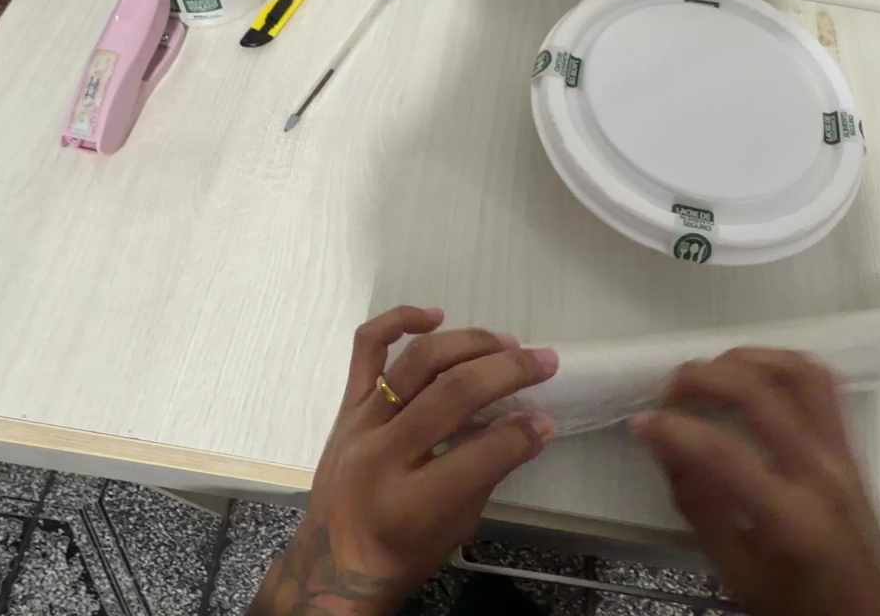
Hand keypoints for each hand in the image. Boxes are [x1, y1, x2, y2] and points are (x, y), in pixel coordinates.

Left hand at [249, 306, 559, 615]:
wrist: (332, 563)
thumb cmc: (403, 551)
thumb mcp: (456, 526)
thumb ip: (489, 469)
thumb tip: (533, 421)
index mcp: (411, 504)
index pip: (480, 453)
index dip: (522, 432)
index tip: (546, 417)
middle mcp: (382, 455)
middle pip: (453, 394)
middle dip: (508, 372)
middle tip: (543, 361)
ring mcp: (360, 422)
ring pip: (419, 361)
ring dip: (470, 344)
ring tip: (505, 343)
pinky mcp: (346, 403)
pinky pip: (367, 346)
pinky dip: (399, 320)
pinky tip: (435, 316)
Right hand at [633, 349, 879, 615]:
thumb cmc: (802, 605)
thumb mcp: (738, 575)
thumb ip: (698, 507)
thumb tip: (662, 443)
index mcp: (793, 520)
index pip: (724, 453)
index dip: (673, 430)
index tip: (641, 422)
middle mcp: (822, 474)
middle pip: (758, 394)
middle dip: (701, 378)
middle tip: (668, 392)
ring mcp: (841, 452)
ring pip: (794, 371)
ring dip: (742, 360)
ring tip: (707, 374)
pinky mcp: (849, 443)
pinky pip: (817, 382)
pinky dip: (776, 363)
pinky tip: (747, 372)